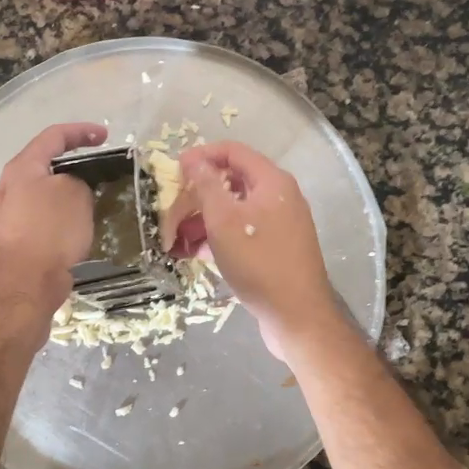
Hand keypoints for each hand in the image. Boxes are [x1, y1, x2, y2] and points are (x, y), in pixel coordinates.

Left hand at [0, 123, 105, 339]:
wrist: (18, 288)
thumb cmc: (49, 232)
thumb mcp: (76, 194)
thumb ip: (77, 181)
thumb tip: (71, 188)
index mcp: (21, 169)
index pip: (53, 136)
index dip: (81, 131)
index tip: (105, 136)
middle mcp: (5, 190)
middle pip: (42, 169)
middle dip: (70, 170)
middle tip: (97, 177)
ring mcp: (2, 220)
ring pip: (39, 201)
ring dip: (63, 201)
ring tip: (89, 210)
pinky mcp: (7, 248)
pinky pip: (36, 227)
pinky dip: (55, 226)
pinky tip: (72, 239)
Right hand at [168, 142, 346, 364]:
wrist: (297, 316)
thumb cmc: (259, 263)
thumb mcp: (224, 221)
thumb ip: (207, 185)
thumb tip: (192, 159)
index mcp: (272, 182)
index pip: (233, 152)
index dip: (201, 155)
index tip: (174, 170)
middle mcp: (280, 197)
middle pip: (233, 181)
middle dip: (198, 194)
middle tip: (171, 210)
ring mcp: (281, 224)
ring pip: (235, 210)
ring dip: (204, 219)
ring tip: (175, 237)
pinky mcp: (277, 248)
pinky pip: (243, 231)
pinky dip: (219, 236)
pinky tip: (195, 253)